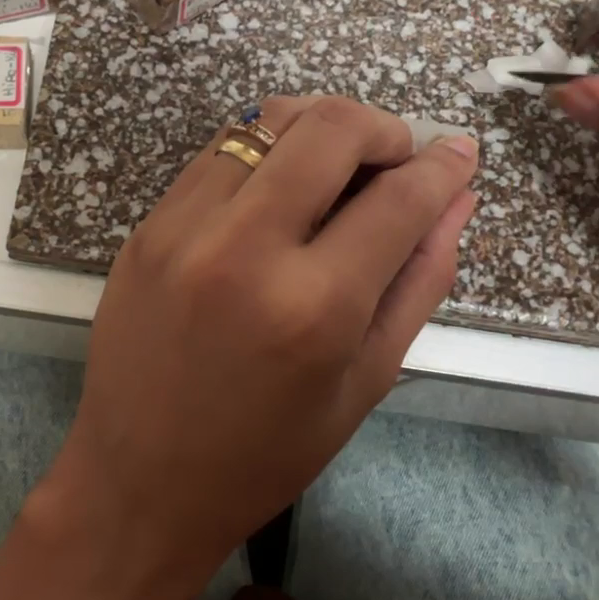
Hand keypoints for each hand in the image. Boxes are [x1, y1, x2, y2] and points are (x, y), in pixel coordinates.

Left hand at [58, 96, 479, 563]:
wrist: (140, 479)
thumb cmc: (265, 453)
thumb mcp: (363, 382)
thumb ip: (418, 281)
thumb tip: (456, 198)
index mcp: (313, 306)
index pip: (398, 199)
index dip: (442, 167)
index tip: (458, 154)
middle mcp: (244, 249)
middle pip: (329, 127)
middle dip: (382, 127)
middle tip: (396, 157)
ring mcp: (184, 229)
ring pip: (266, 120)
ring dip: (319, 126)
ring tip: (340, 164)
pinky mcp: (147, 226)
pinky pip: (217, 151)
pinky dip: (263, 149)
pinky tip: (279, 183)